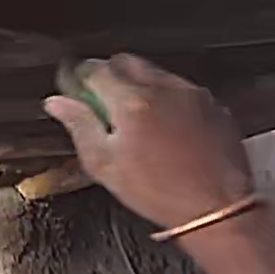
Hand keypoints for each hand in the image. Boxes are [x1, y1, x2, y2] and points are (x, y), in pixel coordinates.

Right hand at [42, 53, 253, 229]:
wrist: (216, 211)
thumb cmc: (159, 191)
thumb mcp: (103, 163)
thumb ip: (79, 124)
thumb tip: (57, 103)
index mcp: (131, 102)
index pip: (95, 70)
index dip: (79, 76)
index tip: (73, 86)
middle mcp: (164, 91)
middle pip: (126, 62)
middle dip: (109, 74)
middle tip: (100, 100)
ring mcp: (192, 96)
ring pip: (155, 73)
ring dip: (138, 85)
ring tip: (133, 118)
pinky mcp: (213, 107)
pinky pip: (181, 90)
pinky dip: (166, 99)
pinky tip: (162, 126)